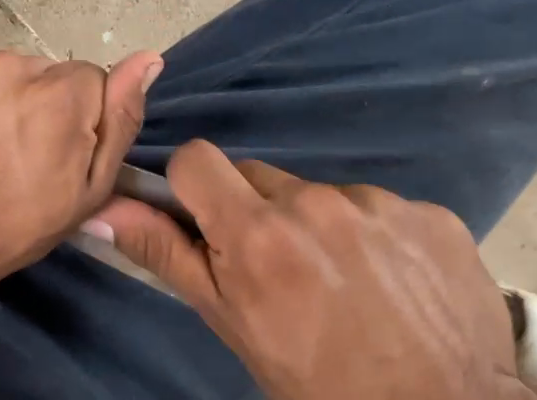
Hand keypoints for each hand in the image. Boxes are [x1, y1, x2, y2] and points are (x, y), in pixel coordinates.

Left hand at [0, 49, 162, 322]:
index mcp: (60, 92)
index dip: (76, 115)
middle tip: (15, 150)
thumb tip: (147, 58)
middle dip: (34, 101)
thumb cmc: (18, 223)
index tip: (57, 147)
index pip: (86, 79)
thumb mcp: (88, 188)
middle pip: (38, 71)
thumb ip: (120, 118)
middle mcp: (12, 64)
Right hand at [92, 141, 526, 399]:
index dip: (195, 189)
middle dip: (257, 210)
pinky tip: (395, 282)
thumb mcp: (230, 323)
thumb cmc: (319, 380)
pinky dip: (379, 236)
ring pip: (319, 192)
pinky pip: (380, 207)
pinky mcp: (434, 217)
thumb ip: (164, 253)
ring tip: (347, 282)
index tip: (209, 224)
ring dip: (319, 224)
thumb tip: (102, 207)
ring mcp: (379, 206)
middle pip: (257, 176)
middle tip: (281, 268)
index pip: (195, 158)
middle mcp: (313, 203)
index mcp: (256, 231)